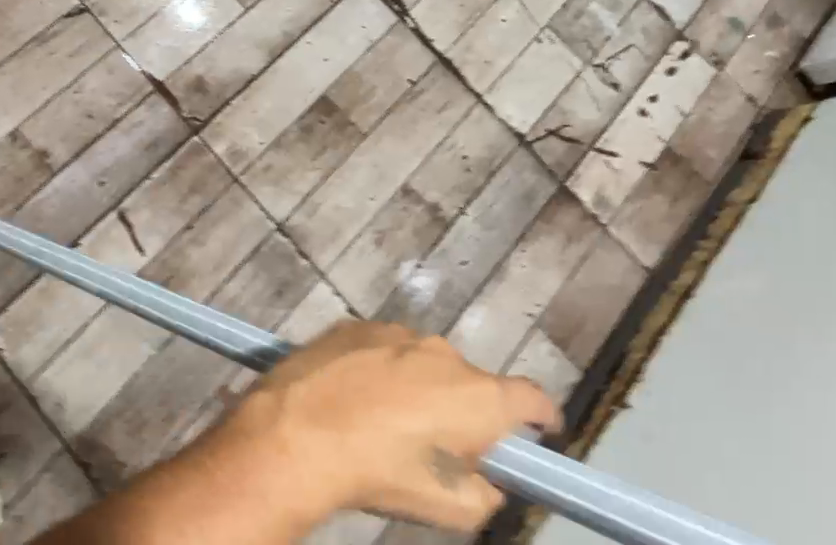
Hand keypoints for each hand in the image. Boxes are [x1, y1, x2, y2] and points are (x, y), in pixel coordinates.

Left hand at [201, 320, 561, 531]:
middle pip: (468, 380)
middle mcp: (441, 353)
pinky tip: (352, 393)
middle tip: (436, 438)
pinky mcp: (347, 326)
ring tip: (384, 416)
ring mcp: (390, 333)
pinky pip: (377, 347)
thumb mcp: (456, 508)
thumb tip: (480, 475)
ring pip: (419, 360)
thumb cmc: (383, 473)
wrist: (297, 431)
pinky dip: (375, 366)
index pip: (532, 398)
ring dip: (415, 382)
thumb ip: (485, 490)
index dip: (538, 417)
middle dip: (461, 406)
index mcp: (481, 395)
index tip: (535, 431)